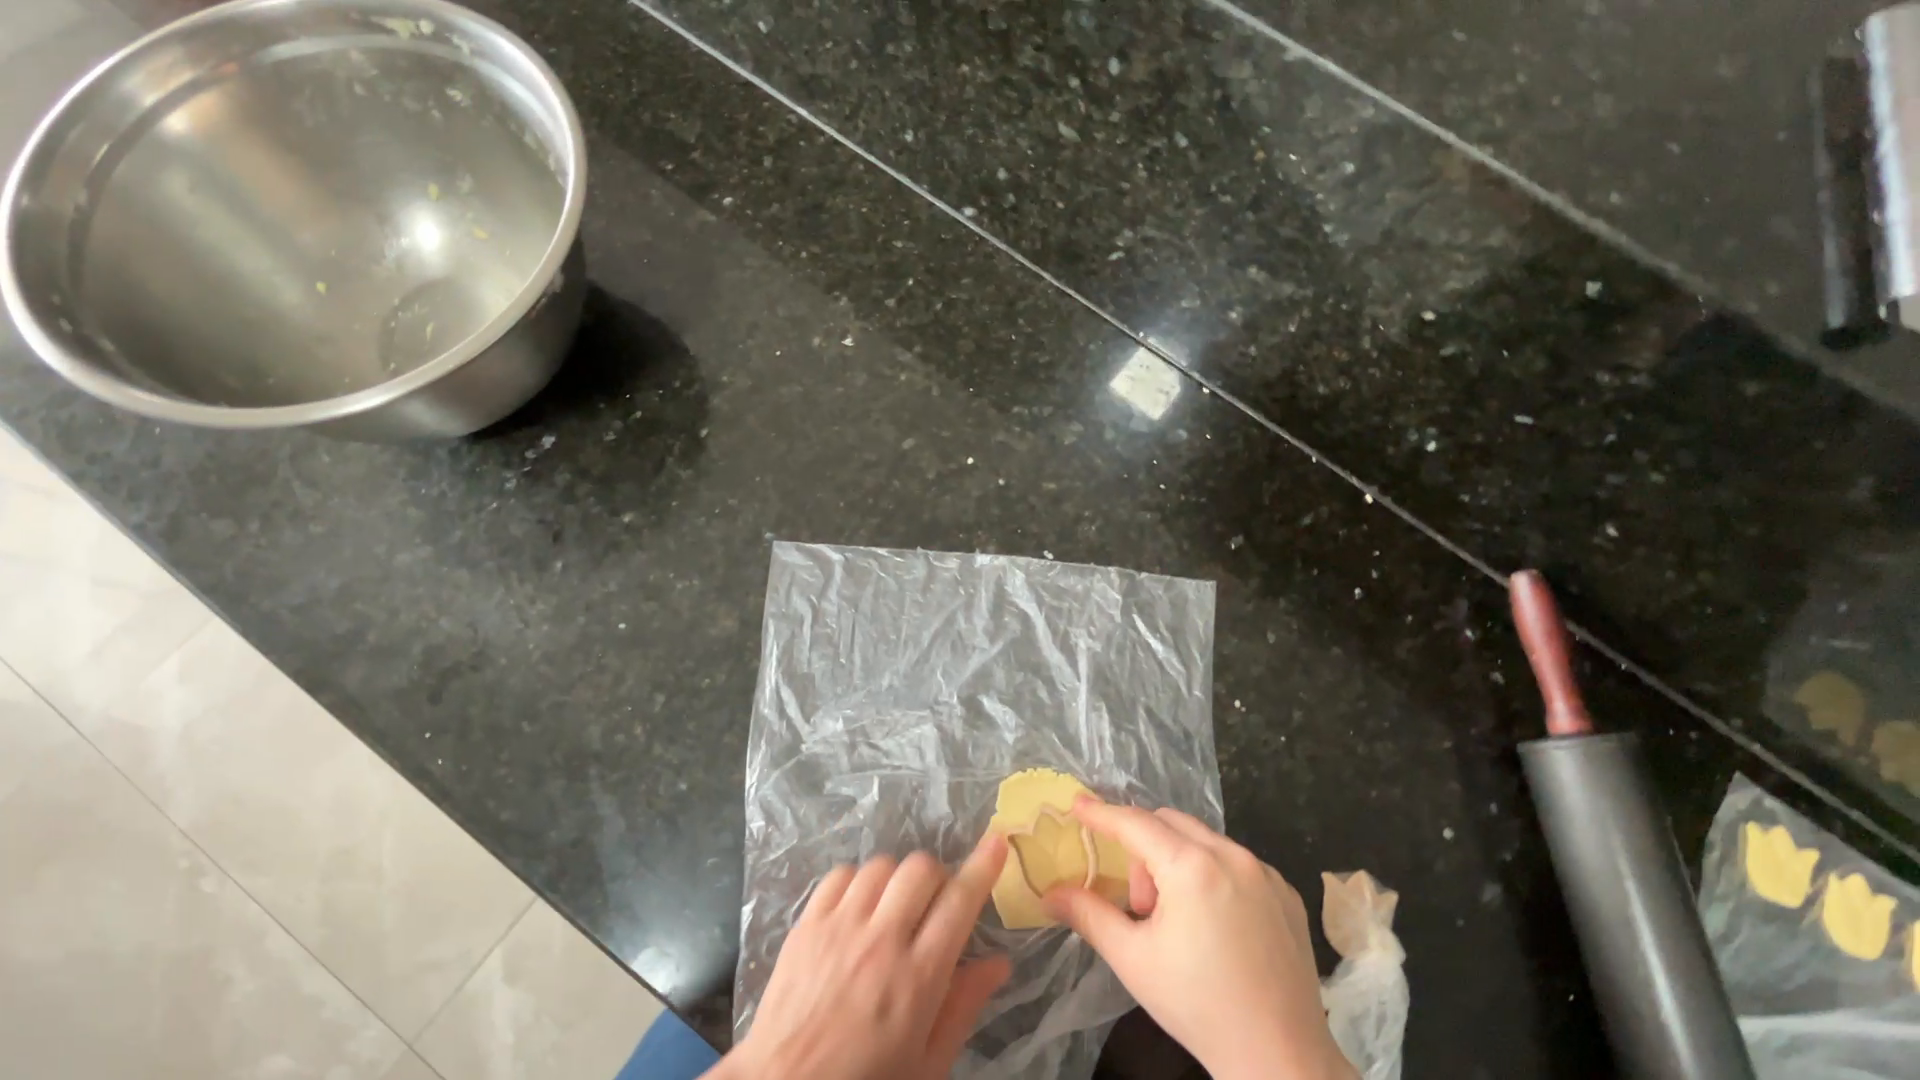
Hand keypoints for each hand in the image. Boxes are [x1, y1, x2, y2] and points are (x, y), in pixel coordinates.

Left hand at [710, 833, 1012, 1079]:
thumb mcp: (928, 1062)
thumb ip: (963, 1007)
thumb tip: (999, 963)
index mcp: (919, 977)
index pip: (959, 902)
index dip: (983, 867)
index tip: (996, 843)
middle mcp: (881, 940)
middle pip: (920, 869)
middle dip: (937, 876)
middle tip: (934, 905)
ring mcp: (839, 927)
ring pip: (881, 865)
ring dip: (897, 879)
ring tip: (894, 907)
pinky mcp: (806, 925)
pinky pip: (839, 874)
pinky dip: (857, 881)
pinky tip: (859, 907)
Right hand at [1045, 799, 1355, 1079]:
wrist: (1279, 1055)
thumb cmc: (1197, 1004)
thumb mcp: (1132, 959)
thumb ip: (1089, 915)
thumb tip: (1050, 894)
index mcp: (1192, 867)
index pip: (1135, 823)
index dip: (1102, 813)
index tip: (1076, 804)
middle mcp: (1233, 856)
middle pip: (1171, 823)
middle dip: (1143, 849)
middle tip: (1139, 905)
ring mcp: (1266, 873)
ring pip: (1205, 841)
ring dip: (1178, 862)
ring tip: (1177, 921)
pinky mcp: (1287, 893)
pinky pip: (1237, 863)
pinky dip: (1213, 876)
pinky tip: (1215, 927)